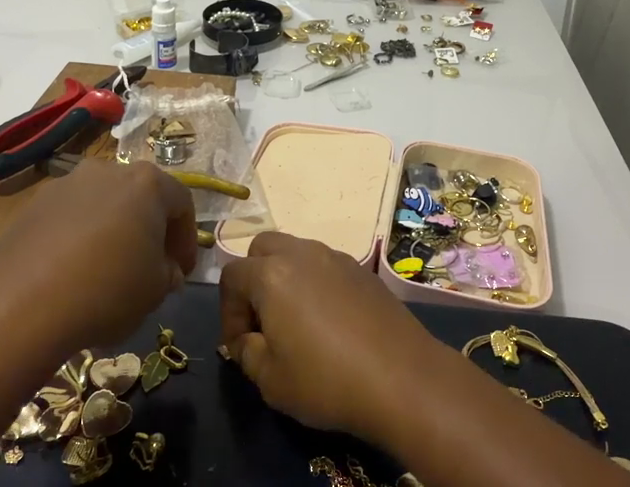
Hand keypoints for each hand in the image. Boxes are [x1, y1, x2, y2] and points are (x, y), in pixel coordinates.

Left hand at [0, 159, 197, 351]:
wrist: (19, 307)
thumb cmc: (106, 290)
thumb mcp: (155, 291)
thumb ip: (168, 273)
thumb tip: (165, 270)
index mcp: (147, 183)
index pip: (182, 203)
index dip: (187, 239)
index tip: (181, 271)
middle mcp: (107, 171)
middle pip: (140, 197)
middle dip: (149, 230)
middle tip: (149, 267)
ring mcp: (65, 185)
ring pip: (102, 205)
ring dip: (111, 231)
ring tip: (106, 271)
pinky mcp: (32, 207)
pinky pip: (69, 219)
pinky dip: (78, 239)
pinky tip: (72, 274)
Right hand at [218, 232, 444, 441]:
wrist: (402, 377)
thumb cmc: (326, 381)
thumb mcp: (270, 380)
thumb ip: (246, 353)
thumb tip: (247, 340)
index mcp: (272, 275)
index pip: (231, 276)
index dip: (227, 312)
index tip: (240, 346)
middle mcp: (303, 254)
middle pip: (262, 248)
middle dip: (253, 280)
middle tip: (262, 322)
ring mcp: (337, 258)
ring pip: (297, 252)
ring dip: (286, 278)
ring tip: (295, 322)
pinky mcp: (364, 271)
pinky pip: (326, 266)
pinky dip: (316, 284)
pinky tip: (329, 323)